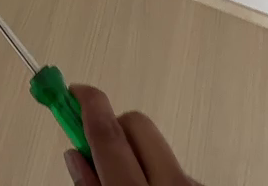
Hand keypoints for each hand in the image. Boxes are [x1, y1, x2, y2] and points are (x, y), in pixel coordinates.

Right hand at [65, 86, 199, 185]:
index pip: (108, 135)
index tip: (74, 90)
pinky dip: (160, 170)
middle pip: (137, 123)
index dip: (88, 105)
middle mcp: (171, 182)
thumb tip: (75, 154)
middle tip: (100, 146)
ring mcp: (193, 183)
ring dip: (138, 151)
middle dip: (115, 125)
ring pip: (157, 144)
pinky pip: (175, 163)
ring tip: (131, 179)